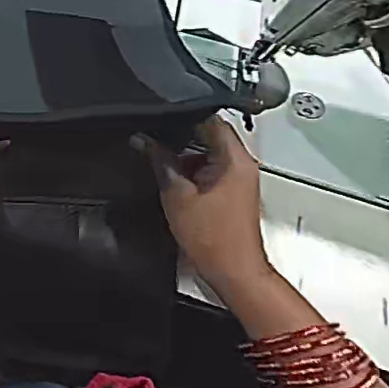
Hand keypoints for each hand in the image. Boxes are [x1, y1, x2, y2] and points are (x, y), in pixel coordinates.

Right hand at [133, 115, 269, 282]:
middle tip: (157, 148)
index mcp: (236, 161)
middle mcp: (242, 167)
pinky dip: (192, 176)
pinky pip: (209, 173)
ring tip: (168, 175)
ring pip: (207, 155)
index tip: (162, 119)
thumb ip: (161, 162)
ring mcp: (239, 181)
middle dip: (180, 141)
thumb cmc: (216, 241)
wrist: (232, 272)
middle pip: (208, 137)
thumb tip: (146, 142)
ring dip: (185, 160)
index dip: (184, 115)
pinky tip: (177, 190)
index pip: (212, 120)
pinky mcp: (232, 194)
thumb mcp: (177, 195)